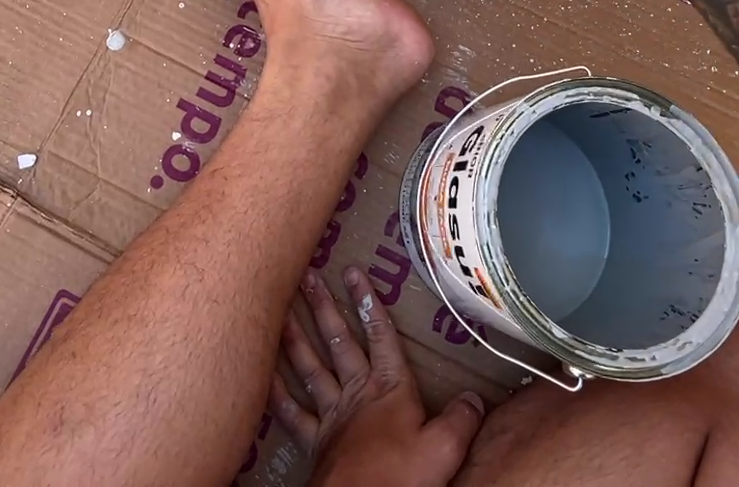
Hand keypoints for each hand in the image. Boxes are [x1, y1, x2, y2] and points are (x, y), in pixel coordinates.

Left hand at [272, 267, 484, 486]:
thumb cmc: (400, 477)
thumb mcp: (444, 448)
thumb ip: (460, 419)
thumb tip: (474, 398)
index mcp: (389, 388)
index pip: (380, 335)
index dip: (367, 302)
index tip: (352, 271)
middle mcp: (357, 393)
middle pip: (338, 341)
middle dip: (323, 307)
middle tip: (308, 276)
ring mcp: (332, 415)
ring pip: (310, 367)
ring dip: (296, 336)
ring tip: (281, 309)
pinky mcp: (316, 442)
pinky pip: (291, 412)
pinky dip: (277, 391)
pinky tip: (265, 373)